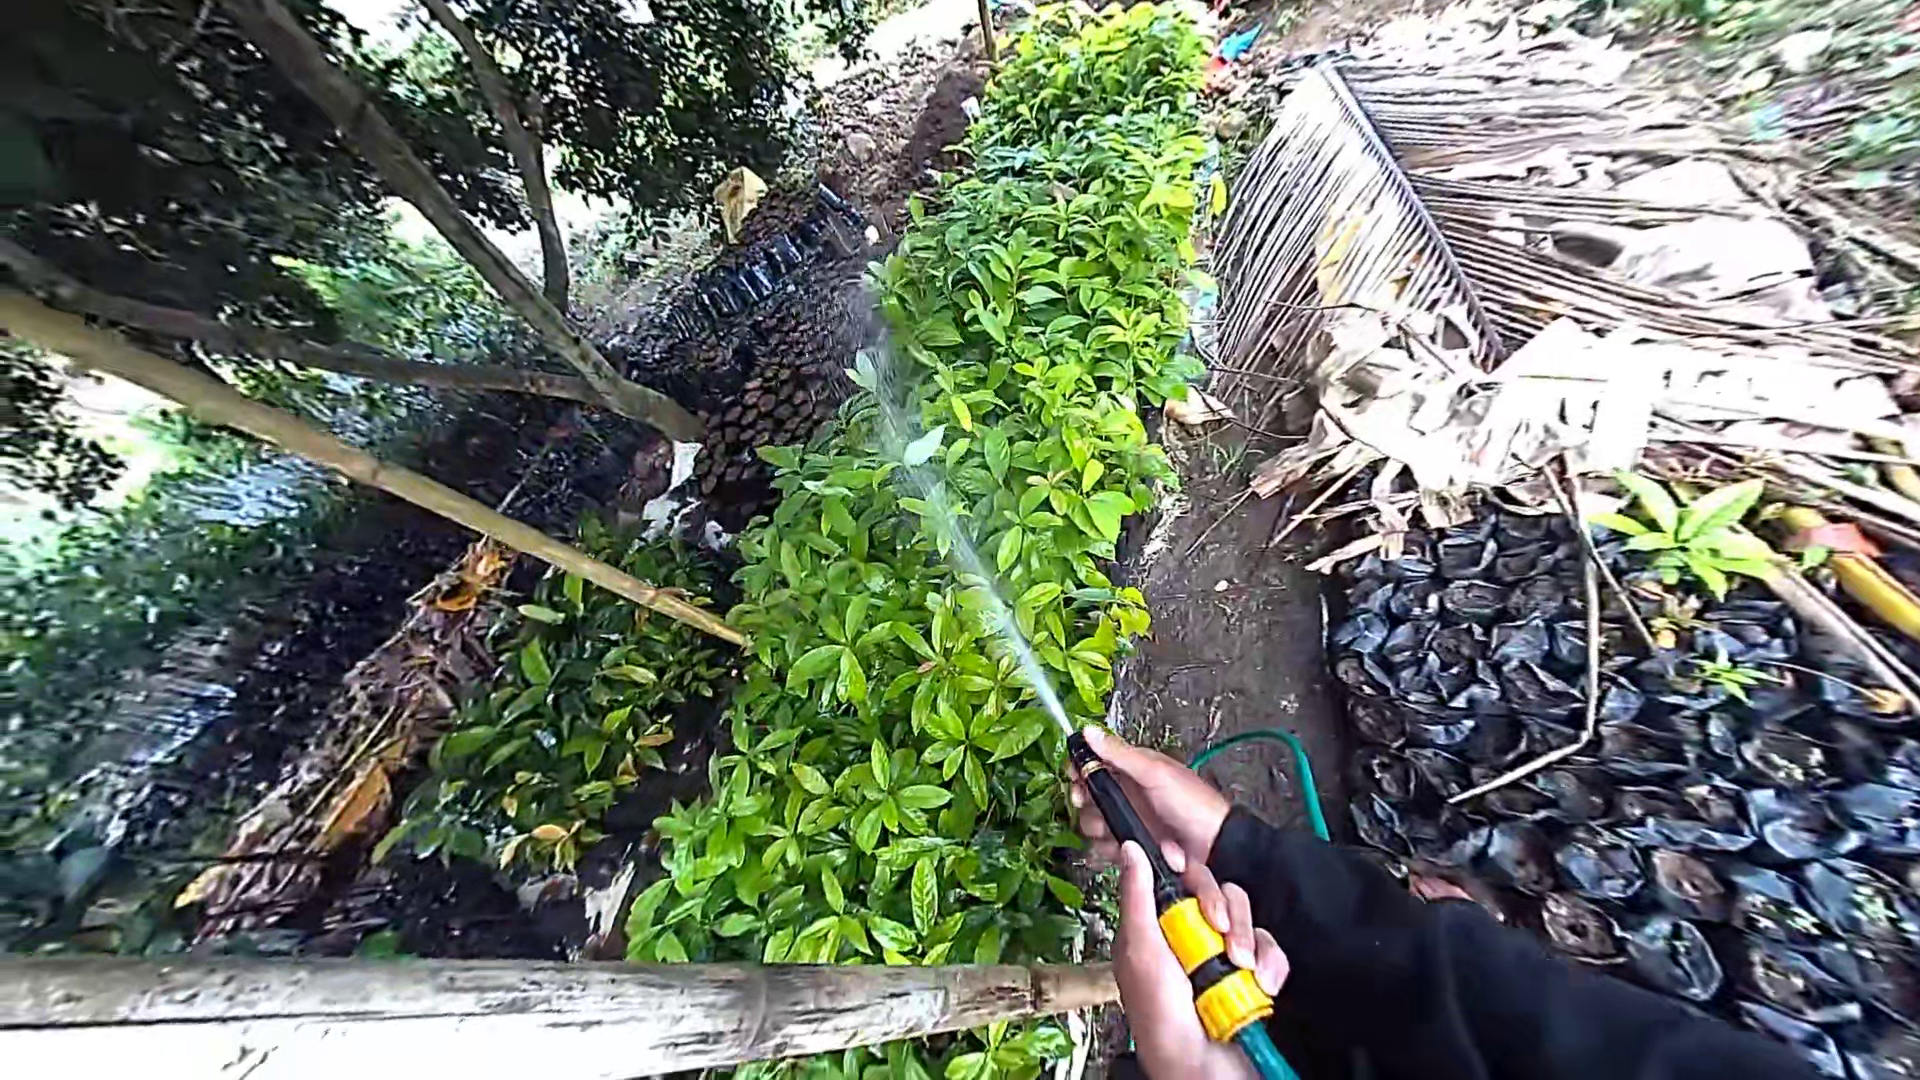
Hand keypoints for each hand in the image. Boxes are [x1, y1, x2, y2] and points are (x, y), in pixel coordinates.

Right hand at [1070, 727, 1231, 866]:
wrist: (1217, 849)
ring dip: (1098, 826)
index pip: (1093, 762)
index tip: (1076, 778)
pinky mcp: (1131, 843)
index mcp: (1130, 767)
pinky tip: (1120, 847)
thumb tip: (1089, 731)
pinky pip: (1105, 845)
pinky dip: (1107, 847)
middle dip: (1085, 802)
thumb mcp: (1154, 772)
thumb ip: (1119, 753)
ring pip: (1093, 820)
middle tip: (1091, 806)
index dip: (1080, 769)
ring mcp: (1128, 818)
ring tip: (1114, 830)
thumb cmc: (1192, 803)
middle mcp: (1126, 791)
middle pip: (1087, 793)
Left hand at [1115, 839, 1286, 1079]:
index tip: (1180, 862)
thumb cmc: (1162, 1020)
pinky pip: (1268, 945)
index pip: (1170, 874)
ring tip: (1241, 963)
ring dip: (1245, 933)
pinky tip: (1262, 981)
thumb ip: (1137, 897)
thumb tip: (1129, 849)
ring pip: (1240, 909)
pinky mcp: (1253, 974)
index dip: (1179, 864)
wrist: (1206, 1075)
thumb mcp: (1140, 952)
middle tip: (1217, 925)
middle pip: (1208, 884)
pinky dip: (1270, 960)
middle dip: (1216, 900)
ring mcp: (1222, 952)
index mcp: (1156, 922)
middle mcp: (1189, 931)